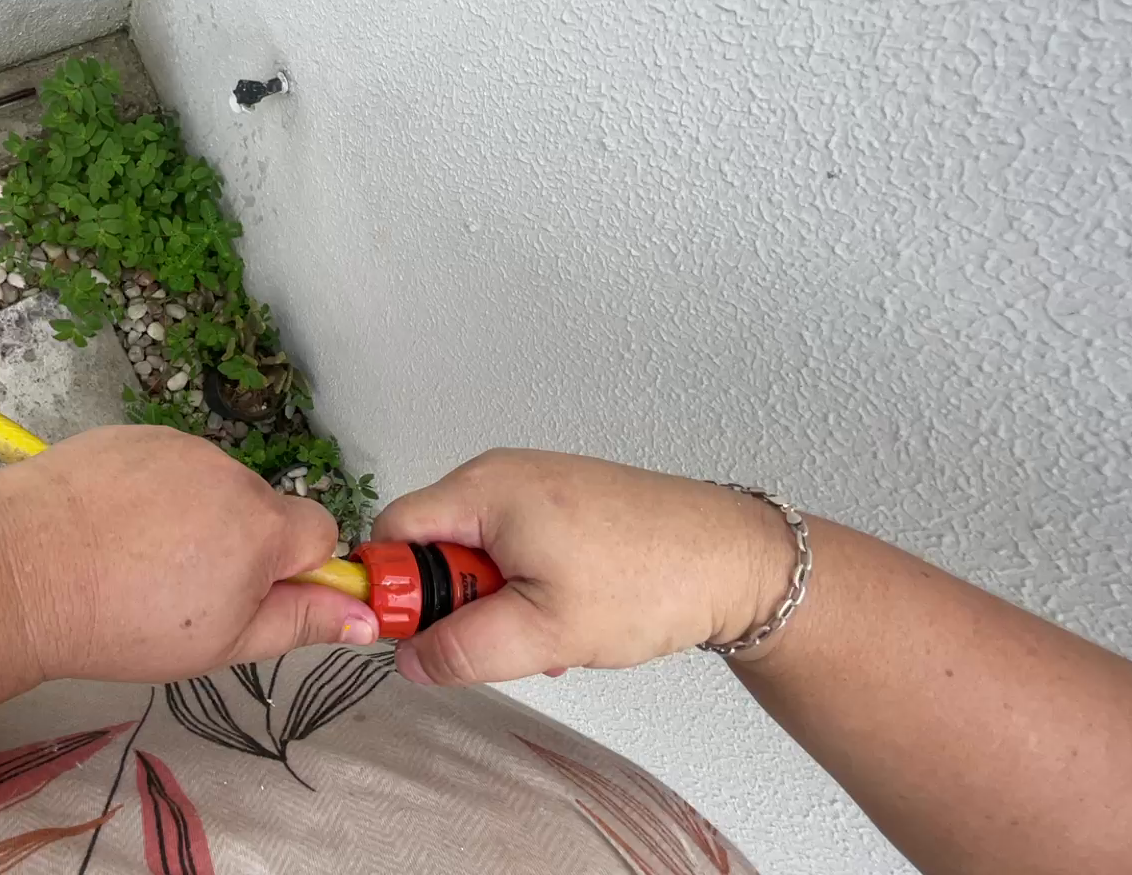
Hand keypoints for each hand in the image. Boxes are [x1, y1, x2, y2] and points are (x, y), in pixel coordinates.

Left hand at [0, 425, 378, 682]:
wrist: (23, 568)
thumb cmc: (126, 621)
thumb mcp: (224, 643)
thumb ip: (301, 622)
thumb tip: (365, 616)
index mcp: (261, 522)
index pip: (319, 530)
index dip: (295, 566)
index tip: (253, 591)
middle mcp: (229, 470)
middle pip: (260, 507)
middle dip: (240, 540)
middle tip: (181, 582)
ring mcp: (178, 443)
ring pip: (211, 484)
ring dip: (194, 511)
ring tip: (137, 552)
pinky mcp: (134, 432)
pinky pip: (165, 462)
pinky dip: (153, 488)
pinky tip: (112, 520)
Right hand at [371, 449, 796, 684]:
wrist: (739, 557)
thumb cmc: (643, 583)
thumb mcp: (546, 632)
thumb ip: (464, 649)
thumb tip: (406, 660)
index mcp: (480, 490)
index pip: (392, 529)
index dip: (392, 583)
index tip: (422, 629)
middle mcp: (493, 471)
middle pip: (430, 536)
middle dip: (454, 596)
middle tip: (499, 635)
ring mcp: (525, 477)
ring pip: (469, 541)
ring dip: (488, 592)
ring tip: (542, 628)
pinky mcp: (551, 490)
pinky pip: (503, 533)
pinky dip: (514, 573)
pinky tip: (558, 605)